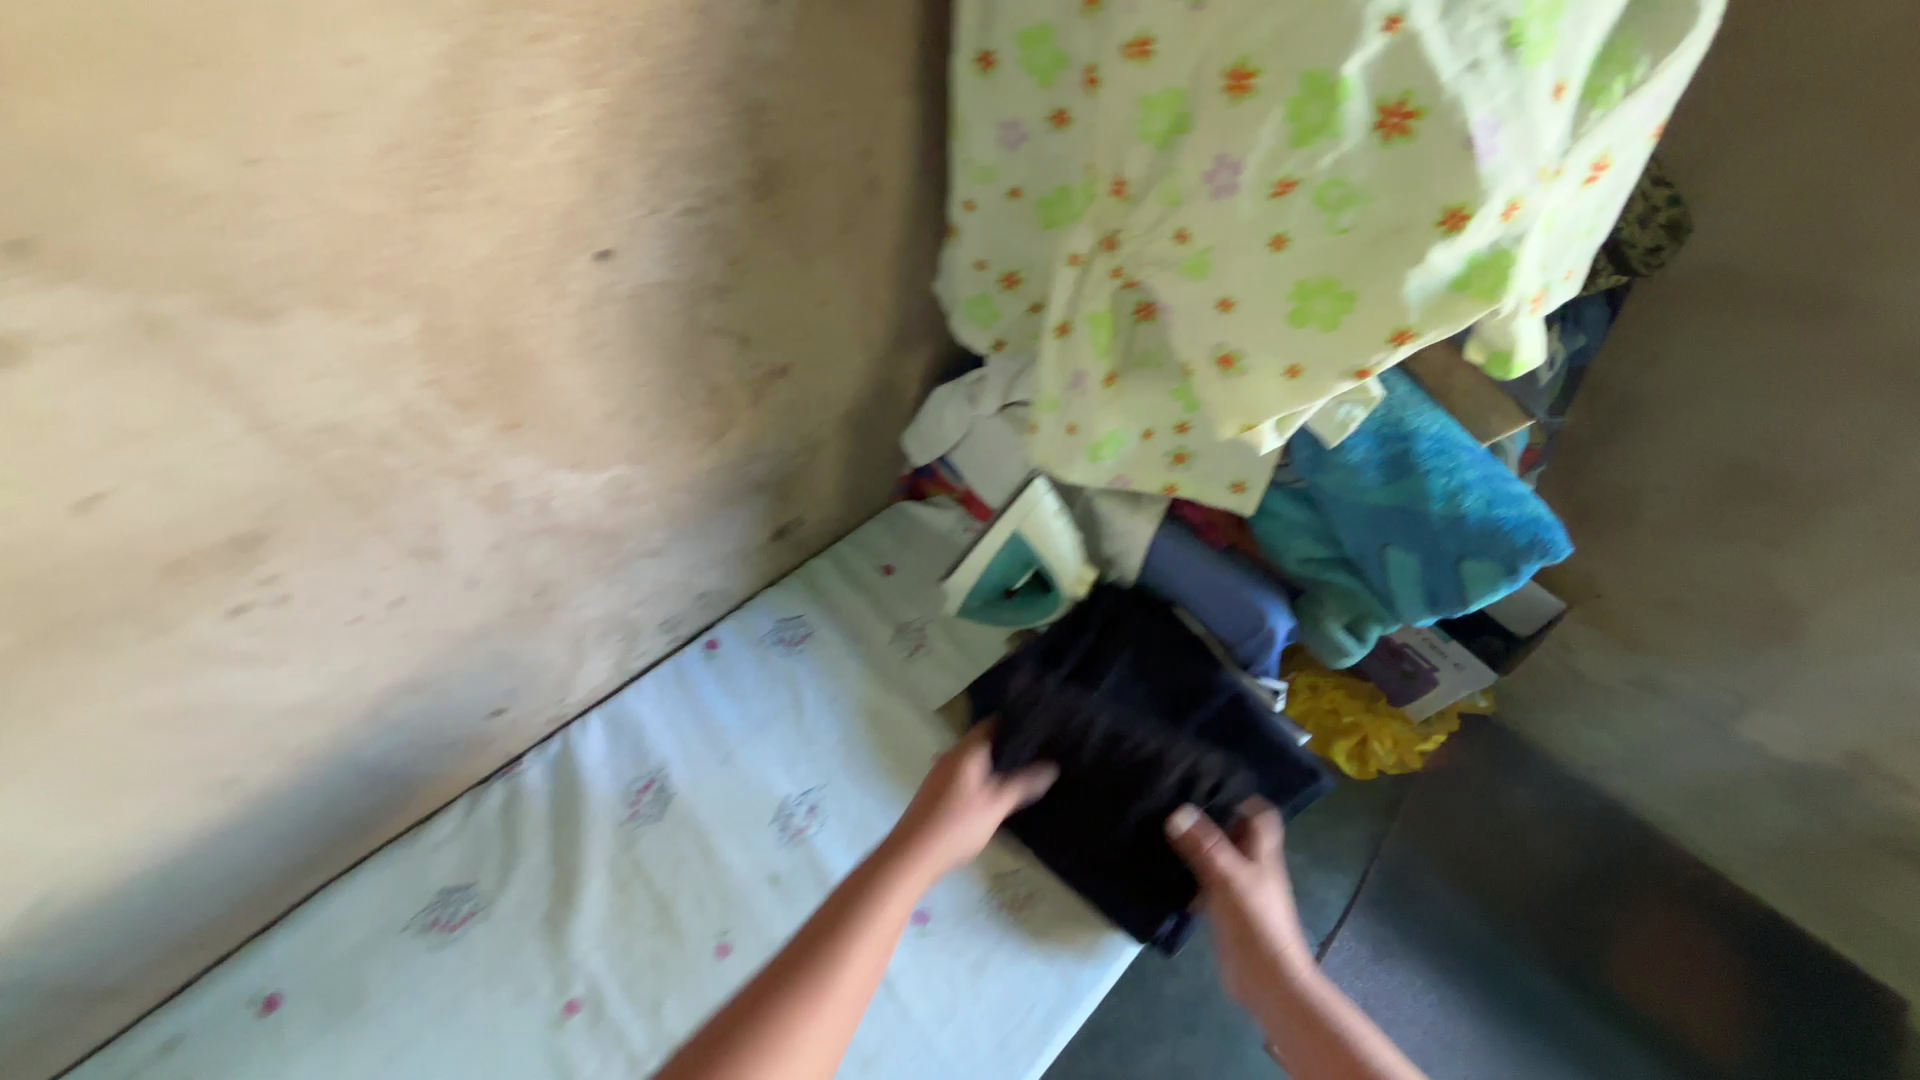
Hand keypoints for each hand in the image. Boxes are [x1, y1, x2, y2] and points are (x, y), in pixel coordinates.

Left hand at [889, 722, 1057, 881]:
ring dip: (989, 763)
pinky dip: (977, 776)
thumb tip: (1051, 766)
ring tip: (1015, 771)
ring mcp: (938, 773)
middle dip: (1003, 744)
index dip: (1011, 722)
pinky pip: (961, 774)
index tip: (1034, 725)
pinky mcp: (933, 791)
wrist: (912, 854)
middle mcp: (950, 755)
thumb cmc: (957, 824)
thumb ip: (1023, 784)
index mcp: (966, 751)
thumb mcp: (997, 805)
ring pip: (970, 759)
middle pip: (979, 741)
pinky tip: (989, 792)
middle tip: (1032, 751)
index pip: (990, 724)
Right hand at [1165, 798, 1315, 1011]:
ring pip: (1218, 857)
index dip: (1242, 797)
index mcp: (1263, 855)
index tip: (1209, 783)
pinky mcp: (1225, 911)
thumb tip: (1178, 810)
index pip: (1261, 816)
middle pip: (1235, 833)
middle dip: (1210, 818)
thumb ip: (1205, 846)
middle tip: (1175, 801)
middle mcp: (1253, 867)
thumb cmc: (1256, 924)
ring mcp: (1239, 890)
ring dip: (1196, 846)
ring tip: (1162, 827)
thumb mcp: (1229, 878)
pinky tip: (1164, 869)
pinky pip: (1205, 883)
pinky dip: (1188, 875)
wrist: (1267, 983)